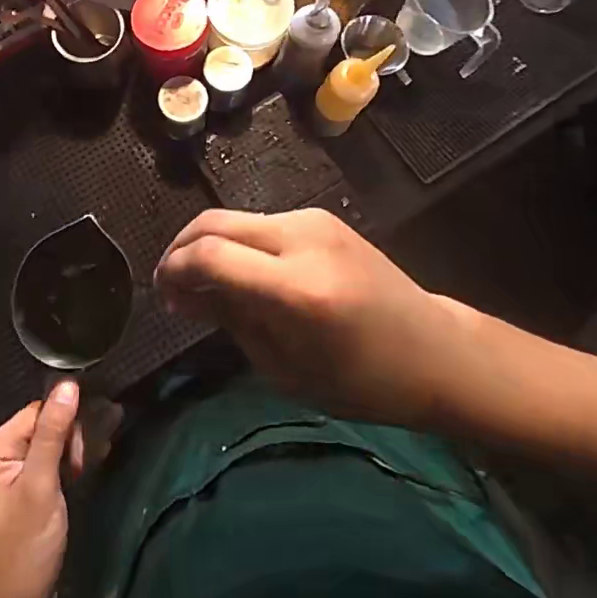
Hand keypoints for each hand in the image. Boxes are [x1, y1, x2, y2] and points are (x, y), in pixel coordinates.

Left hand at [0, 380, 79, 597]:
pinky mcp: (13, 492)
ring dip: (73, 450)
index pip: (38, 411)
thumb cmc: (22, 550)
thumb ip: (53, 433)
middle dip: (73, 436)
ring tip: (96, 460)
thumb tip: (68, 382)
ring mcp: (0, 475)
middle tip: (93, 461)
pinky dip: (64, 466)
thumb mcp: (41, 488)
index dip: (68, 423)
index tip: (91, 447)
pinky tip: (84, 468)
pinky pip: (42, 464)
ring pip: (46, 444)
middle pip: (42, 425)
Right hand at [154, 208, 481, 427]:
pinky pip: (262, 223)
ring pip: (236, 218)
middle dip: (181, 249)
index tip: (163, 295)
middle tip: (171, 286)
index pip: (211, 255)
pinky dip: (238, 243)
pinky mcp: (323, 217)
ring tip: (203, 285)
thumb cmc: (362, 380)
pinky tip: (239, 273)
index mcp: (296, 289)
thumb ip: (231, 319)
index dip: (174, 269)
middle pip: (215, 222)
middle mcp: (304, 239)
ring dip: (209, 245)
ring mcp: (316, 221)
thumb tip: (185, 291)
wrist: (433, 350)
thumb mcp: (285, 369)